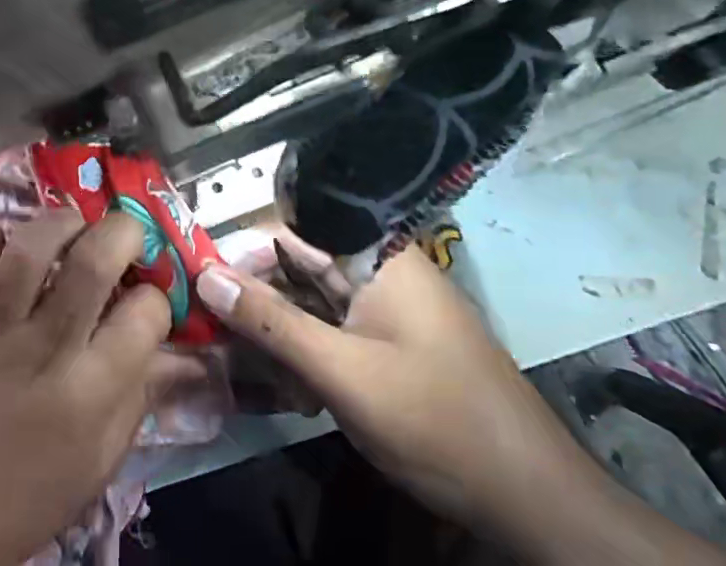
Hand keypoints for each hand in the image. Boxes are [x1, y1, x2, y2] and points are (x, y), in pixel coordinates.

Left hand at [0, 211, 197, 565]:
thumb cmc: (29, 495)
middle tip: (126, 235)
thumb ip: (141, 394)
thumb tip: (179, 346)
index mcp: (91, 392)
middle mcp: (44, 349)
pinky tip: (6, 244)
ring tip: (74, 228)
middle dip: (124, 232)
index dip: (157, 297)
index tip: (148, 299)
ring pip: (29, 247)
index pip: (146, 313)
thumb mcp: (102, 460)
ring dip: (60, 222)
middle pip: (92, 262)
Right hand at [196, 243, 725, 564]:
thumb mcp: (343, 372)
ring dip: (272, 332)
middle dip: (253, 298)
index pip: (292, 230)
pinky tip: (277, 386)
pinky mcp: (384, 345)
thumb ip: (271, 322)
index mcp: (377, 255)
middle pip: (297, 267)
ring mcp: (383, 310)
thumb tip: (205, 276)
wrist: (527, 495)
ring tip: (233, 362)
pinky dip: (299, 354)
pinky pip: (327, 333)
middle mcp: (378, 271)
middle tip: (207, 329)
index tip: (198, 282)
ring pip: (308, 303)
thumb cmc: (436, 419)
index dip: (243, 253)